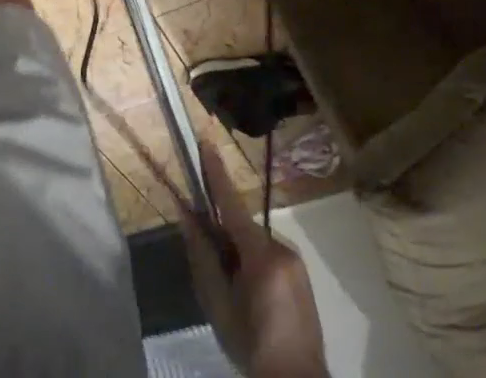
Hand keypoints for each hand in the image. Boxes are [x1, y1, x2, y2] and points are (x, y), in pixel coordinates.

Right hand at [182, 147, 328, 377]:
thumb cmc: (250, 342)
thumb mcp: (215, 300)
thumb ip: (201, 253)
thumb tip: (185, 214)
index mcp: (261, 254)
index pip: (231, 204)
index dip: (216, 173)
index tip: (206, 142)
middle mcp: (283, 249)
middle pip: (241, 226)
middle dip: (220, 234)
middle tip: (206, 264)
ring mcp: (296, 264)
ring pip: (253, 243)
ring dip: (234, 253)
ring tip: (226, 289)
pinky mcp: (301, 278)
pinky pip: (266, 257)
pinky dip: (248, 264)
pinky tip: (243, 294)